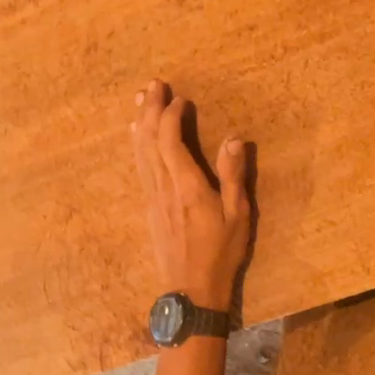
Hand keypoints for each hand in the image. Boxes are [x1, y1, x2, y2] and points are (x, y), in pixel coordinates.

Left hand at [132, 80, 250, 310]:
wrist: (191, 290)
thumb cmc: (220, 253)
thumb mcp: (238, 216)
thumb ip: (234, 177)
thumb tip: (233, 139)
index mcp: (187, 186)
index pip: (171, 141)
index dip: (172, 116)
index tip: (180, 99)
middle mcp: (164, 187)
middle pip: (150, 141)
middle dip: (151, 110)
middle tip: (153, 84)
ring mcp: (153, 197)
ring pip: (140, 152)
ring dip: (140, 123)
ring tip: (140, 99)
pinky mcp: (149, 206)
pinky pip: (140, 167)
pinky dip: (137, 145)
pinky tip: (137, 136)